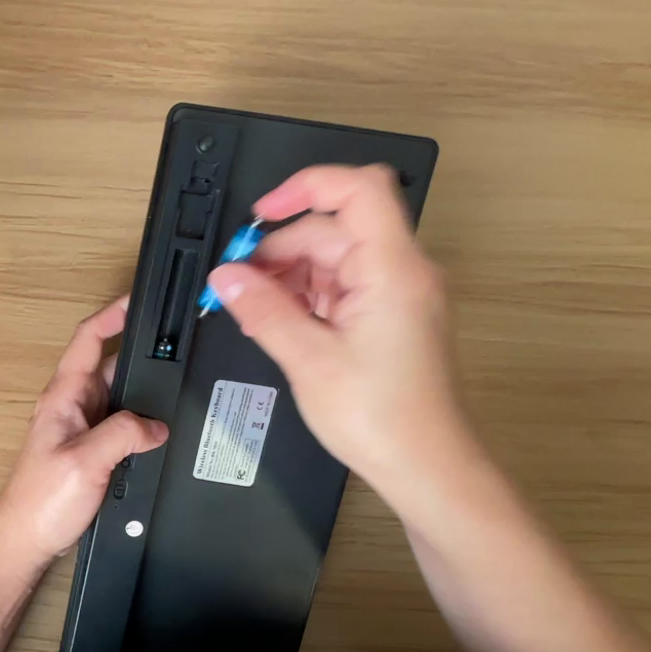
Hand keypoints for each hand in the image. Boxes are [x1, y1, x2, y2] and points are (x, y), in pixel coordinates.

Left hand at [0, 297, 169, 563]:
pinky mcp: (91, 450)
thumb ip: (123, 434)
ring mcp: (82, 428)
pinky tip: (163, 432)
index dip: (113, 314)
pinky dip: (143, 423)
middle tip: (182, 349)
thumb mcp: (86, 461)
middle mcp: (72, 406)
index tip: (142, 299)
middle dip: (145, 356)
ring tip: (180, 390)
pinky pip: (123, 425)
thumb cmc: (41, 501)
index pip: (88, 339)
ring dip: (146, 395)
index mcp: (63, 397)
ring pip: (122, 398)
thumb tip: (155, 424)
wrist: (27, 540)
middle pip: (112, 365)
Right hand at [205, 164, 476, 500]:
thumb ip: (263, 310)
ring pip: (332, 259)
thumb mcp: (308, 359)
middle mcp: (402, 273)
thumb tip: (227, 277)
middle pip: (333, 229)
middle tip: (236, 282)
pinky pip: (338, 287)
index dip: (306, 187)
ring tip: (251, 308)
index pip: (358, 190)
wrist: (424, 464)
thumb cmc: (384, 418)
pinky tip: (276, 321)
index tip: (261, 212)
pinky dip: (303, 296)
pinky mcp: (386, 316)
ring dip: (287, 275)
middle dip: (280, 248)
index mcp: (393, 271)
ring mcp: (395, 294)